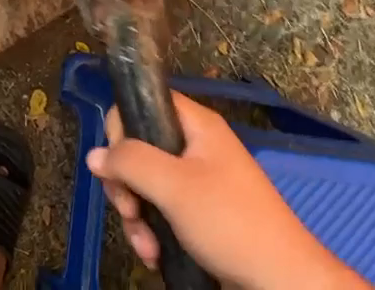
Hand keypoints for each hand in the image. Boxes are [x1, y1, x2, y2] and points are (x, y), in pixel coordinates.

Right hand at [87, 93, 368, 289]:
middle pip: (139, 148)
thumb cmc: (230, 222)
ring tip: (147, 246)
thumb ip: (130, 163)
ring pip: (146, 184)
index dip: (123, 129)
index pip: (145, 103)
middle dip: (126, 184)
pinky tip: (155, 254)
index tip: (119, 164)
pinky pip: (161, 210)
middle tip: (129, 210)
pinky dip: (152, 231)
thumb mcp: (175, 187)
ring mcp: (198, 182)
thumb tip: (93, 154)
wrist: (280, 281)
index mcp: (197, 126)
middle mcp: (195, 147)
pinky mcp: (199, 214)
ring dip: (137, 216)